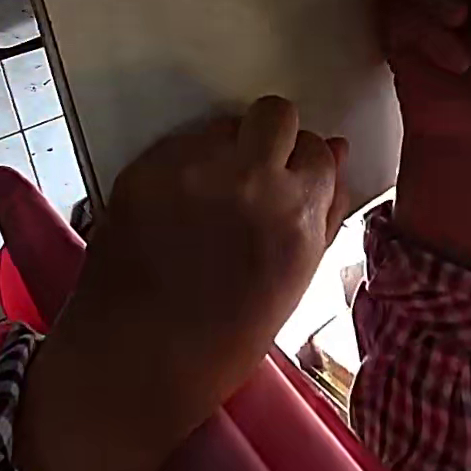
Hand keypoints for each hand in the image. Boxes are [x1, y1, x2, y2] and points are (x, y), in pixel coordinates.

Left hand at [15, 96, 349, 470]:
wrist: (135, 359)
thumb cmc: (225, 337)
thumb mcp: (294, 281)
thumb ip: (323, 212)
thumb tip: (335, 149)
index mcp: (295, 214)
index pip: (316, 147)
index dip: (301, 164)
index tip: (285, 180)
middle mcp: (247, 178)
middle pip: (274, 112)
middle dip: (270, 134)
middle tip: (251, 170)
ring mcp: (192, 168)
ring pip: (223, 124)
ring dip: (224, 149)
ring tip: (207, 194)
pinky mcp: (146, 166)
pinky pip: (179, 143)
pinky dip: (183, 163)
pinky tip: (172, 204)